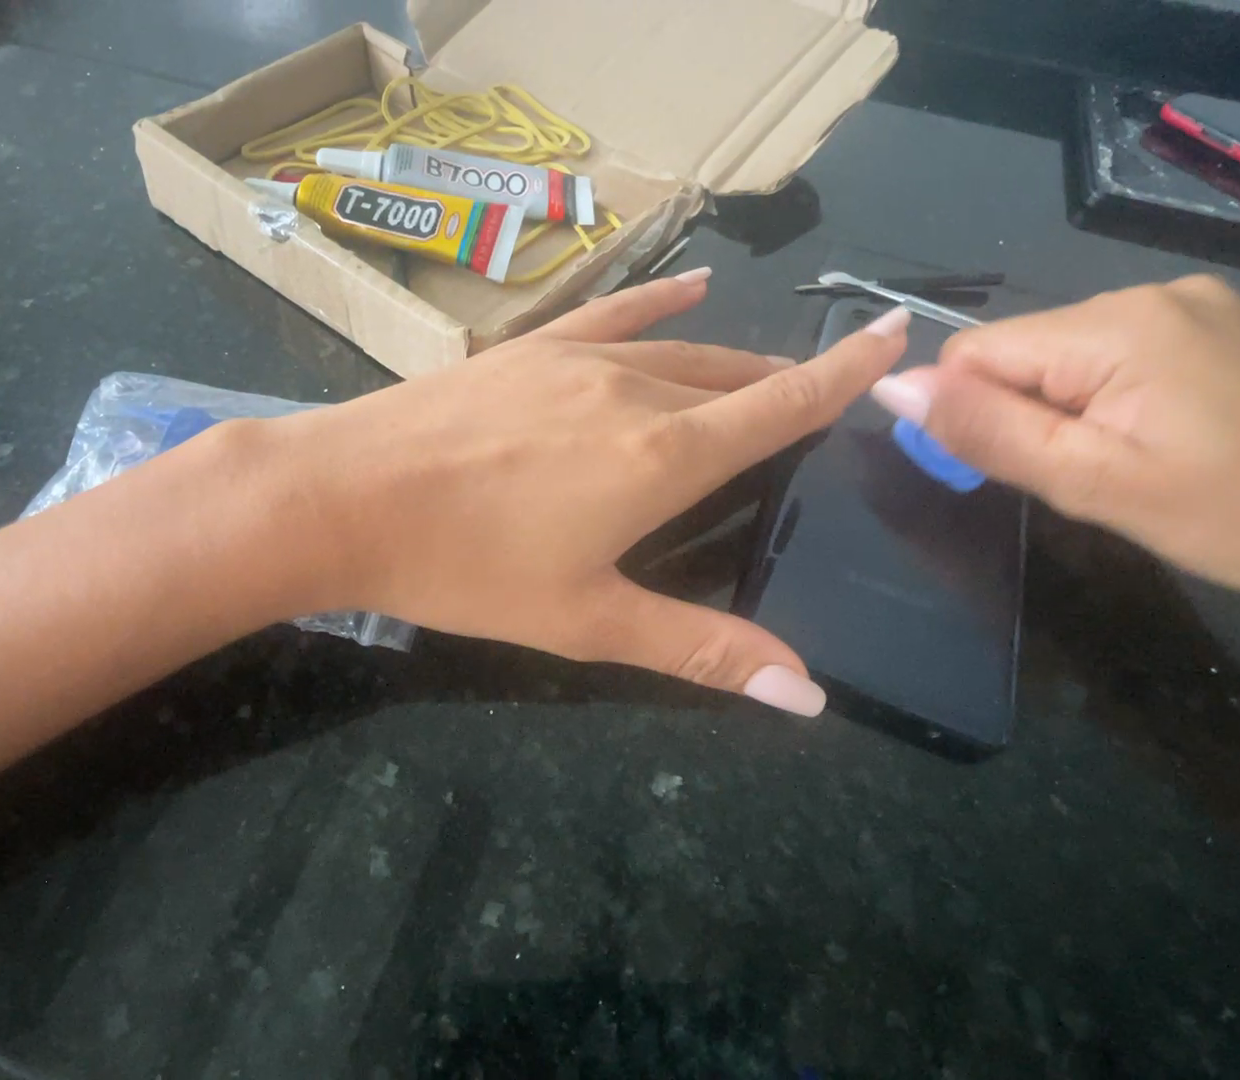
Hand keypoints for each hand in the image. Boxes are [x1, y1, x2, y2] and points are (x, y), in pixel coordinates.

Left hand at [253, 270, 909, 715]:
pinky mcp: (527, 348)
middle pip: (731, 379)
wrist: (345, 498)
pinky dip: (659, 302)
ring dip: (727, 361)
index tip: (895, 337)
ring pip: (677, 351)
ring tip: (760, 368)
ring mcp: (576, 358)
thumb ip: (699, 648)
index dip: (842, 376)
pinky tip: (690, 287)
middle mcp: (633, 390)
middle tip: (814, 399)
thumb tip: (807, 696)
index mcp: (662, 456)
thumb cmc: (465, 569)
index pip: (778, 406)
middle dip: (781, 385)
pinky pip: (612, 313)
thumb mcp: (586, 621)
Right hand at [868, 276, 1239, 635]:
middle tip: (1085, 477)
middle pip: (1017, 353)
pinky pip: (1110, 360)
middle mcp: (1149, 294)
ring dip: (1062, 415)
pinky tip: (1155, 442)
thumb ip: (984, 430)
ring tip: (1126, 465)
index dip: (971, 415)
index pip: (973, 352)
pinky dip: (1104, 404)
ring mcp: (1190, 306)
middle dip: (1023, 418)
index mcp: (1115, 325)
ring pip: (1060, 360)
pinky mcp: (1215, 328)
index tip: (1023, 469)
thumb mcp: (1093, 484)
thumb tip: (890, 386)